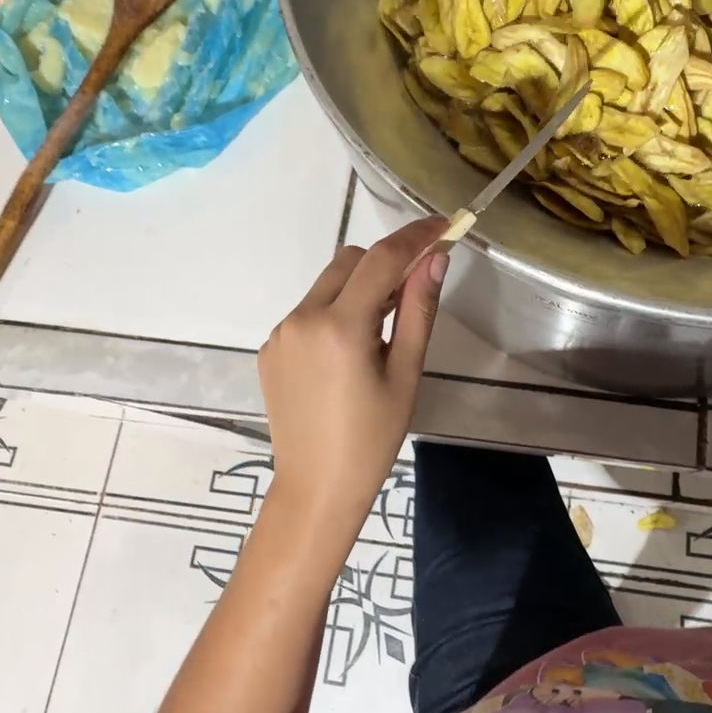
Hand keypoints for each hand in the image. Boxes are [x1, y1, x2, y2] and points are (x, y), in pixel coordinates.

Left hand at [258, 219, 449, 518]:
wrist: (316, 487)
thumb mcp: (405, 374)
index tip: (442, 225)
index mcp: (341, 327)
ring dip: (358, 289)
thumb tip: (435, 259)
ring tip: (377, 337)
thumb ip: (418, 310)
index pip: (381, 258)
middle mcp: (303, 318)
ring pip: (327, 284)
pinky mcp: (270, 347)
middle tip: (410, 297)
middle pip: (350, 261)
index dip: (415, 236)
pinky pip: (308, 311)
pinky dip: (333, 314)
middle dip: (384, 265)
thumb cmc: (372, 438)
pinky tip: (345, 358)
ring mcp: (280, 332)